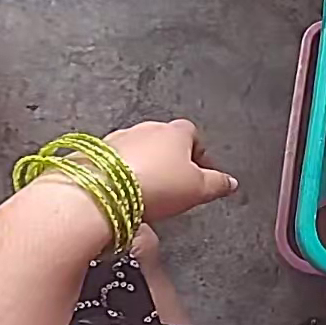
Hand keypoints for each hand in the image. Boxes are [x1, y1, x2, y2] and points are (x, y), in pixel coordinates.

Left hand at [103, 119, 238, 222]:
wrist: (101, 191)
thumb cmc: (152, 185)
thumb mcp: (199, 189)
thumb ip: (218, 183)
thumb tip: (230, 183)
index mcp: (176, 132)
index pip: (194, 135)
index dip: (199, 155)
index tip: (202, 173)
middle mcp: (147, 129)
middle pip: (165, 143)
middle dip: (171, 162)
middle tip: (176, 186)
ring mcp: (119, 139)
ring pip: (139, 152)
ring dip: (146, 168)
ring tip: (150, 195)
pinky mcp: (95, 154)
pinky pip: (115, 164)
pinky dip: (122, 176)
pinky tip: (125, 195)